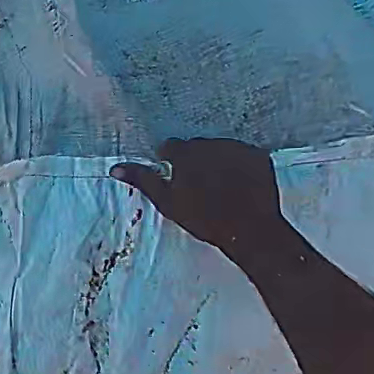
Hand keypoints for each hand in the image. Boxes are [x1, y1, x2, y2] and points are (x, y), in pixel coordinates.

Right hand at [111, 138, 291, 263]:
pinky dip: (239, 166)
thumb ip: (142, 180)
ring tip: (220, 188)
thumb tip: (115, 168)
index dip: (171, 162)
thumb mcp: (167, 202)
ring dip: (216, 162)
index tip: (175, 178)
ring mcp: (237, 148)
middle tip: (198, 187)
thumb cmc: (203, 218)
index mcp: (185, 153)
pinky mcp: (258, 155)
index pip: (170, 147)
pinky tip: (239, 185)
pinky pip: (243, 155)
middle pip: (196, 147)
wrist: (249, 229)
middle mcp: (210, 143)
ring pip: (219, 150)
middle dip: (195, 161)